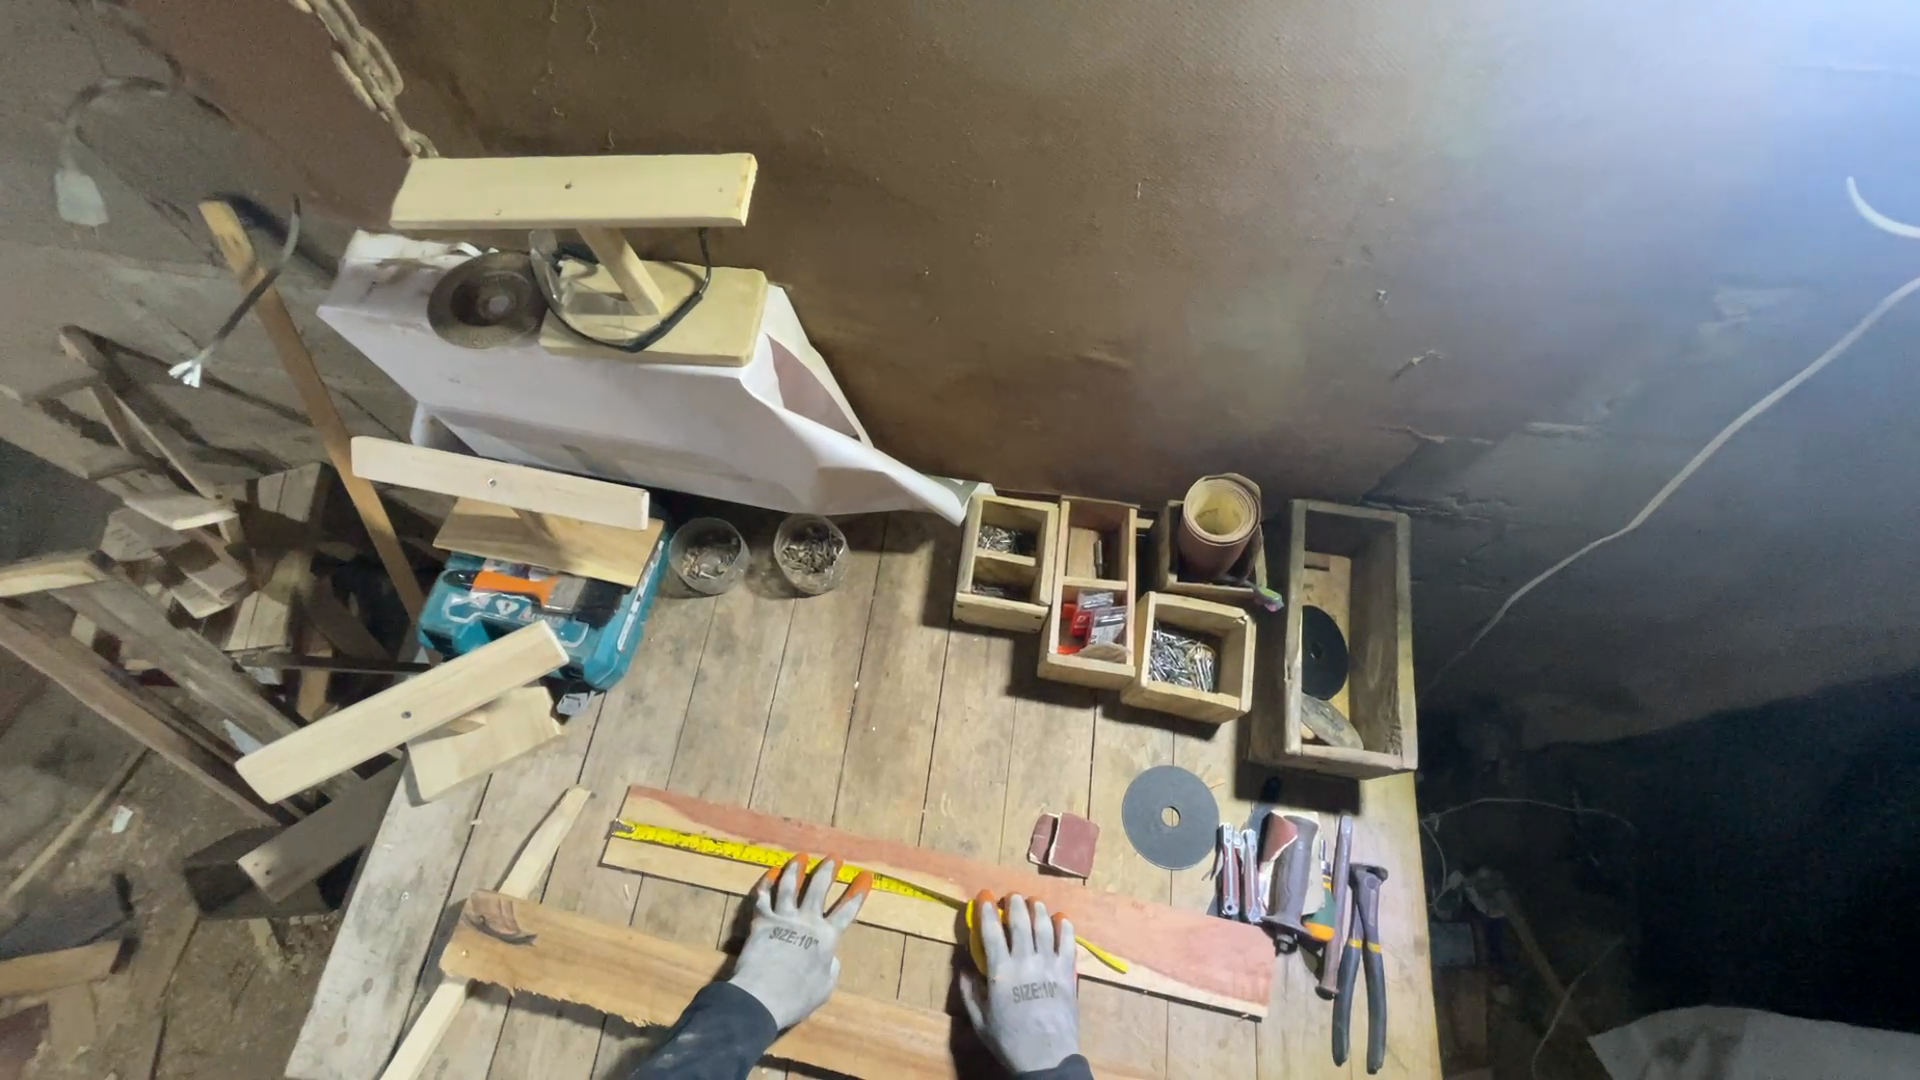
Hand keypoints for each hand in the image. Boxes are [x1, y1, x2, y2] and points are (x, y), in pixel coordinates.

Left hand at [727, 854, 869, 1028]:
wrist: (763, 996)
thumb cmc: (797, 997)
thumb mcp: (825, 988)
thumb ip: (831, 969)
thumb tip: (830, 958)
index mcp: (827, 937)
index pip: (846, 911)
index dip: (857, 894)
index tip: (865, 876)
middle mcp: (807, 920)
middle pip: (818, 889)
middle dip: (827, 871)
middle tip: (833, 857)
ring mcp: (784, 917)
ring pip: (789, 886)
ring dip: (795, 870)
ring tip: (799, 857)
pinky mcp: (762, 920)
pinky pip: (763, 898)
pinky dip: (765, 885)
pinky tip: (768, 875)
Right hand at [960, 892, 1080, 1074]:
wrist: (1047, 1059)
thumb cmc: (1011, 1041)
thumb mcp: (981, 1022)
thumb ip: (970, 993)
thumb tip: (964, 968)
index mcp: (1001, 972)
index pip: (992, 931)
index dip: (987, 910)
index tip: (984, 897)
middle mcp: (1025, 961)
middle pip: (1021, 921)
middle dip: (1015, 903)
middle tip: (1012, 896)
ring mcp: (1049, 965)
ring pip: (1044, 926)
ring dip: (1038, 909)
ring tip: (1034, 902)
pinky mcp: (1067, 972)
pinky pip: (1068, 942)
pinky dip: (1065, 926)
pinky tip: (1061, 919)